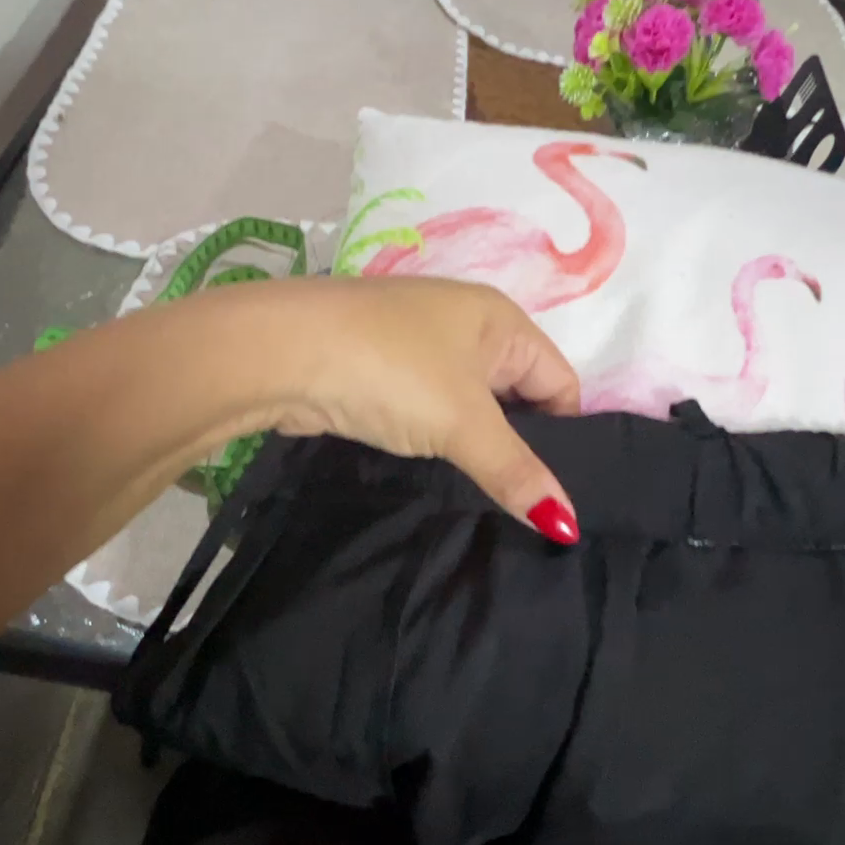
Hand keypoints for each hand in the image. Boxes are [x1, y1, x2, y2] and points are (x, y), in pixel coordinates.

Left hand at [266, 277, 582, 542]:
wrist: (279, 353)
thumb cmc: (389, 371)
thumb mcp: (462, 422)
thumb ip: (515, 472)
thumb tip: (566, 525)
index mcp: (500, 320)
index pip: (560, 381)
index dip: (566, 436)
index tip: (559, 493)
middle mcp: (465, 326)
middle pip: (517, 396)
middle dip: (521, 448)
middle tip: (527, 508)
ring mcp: (419, 350)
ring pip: (470, 409)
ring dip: (477, 450)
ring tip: (488, 503)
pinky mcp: (381, 376)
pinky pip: (430, 414)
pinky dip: (439, 444)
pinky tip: (440, 480)